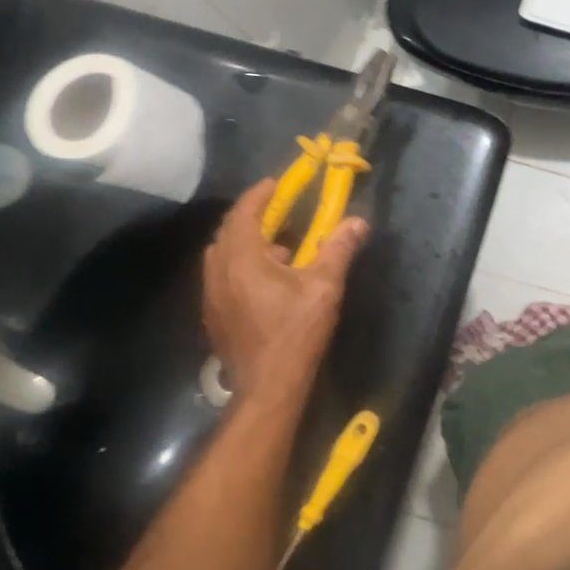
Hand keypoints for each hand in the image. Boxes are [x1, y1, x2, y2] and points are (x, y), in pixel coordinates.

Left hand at [202, 177, 368, 400]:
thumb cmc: (296, 331)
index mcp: (242, 259)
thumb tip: (357, 222)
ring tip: (278, 248)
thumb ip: (338, 249)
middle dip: (251, 218)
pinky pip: (223, 278)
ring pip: (222, 256)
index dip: (259, 195)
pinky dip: (241, 267)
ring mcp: (211, 296)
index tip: (276, 184)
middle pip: (228, 233)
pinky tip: (267, 282)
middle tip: (279, 212)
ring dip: (246, 244)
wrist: (268, 385)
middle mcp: (218, 272)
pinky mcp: (214, 316)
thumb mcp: (324, 287)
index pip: (243, 214)